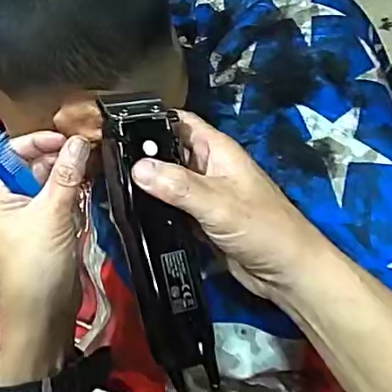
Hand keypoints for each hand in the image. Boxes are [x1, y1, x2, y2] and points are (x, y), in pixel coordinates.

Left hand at [0, 133, 93, 373]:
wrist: (44, 318)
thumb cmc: (34, 272)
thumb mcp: (52, 215)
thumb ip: (66, 175)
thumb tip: (77, 143)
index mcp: (2, 196)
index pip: (15, 153)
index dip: (39, 141)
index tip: (65, 137)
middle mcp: (16, 203)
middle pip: (38, 165)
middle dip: (62, 155)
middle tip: (88, 148)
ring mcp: (36, 216)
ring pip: (55, 181)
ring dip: (73, 172)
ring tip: (94, 164)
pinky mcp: (55, 228)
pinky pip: (67, 199)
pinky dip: (80, 190)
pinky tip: (94, 186)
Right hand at [129, 112, 330, 302]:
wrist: (287, 272)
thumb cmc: (262, 228)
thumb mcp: (218, 204)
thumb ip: (179, 186)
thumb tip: (137, 166)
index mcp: (217, 150)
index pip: (180, 122)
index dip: (151, 119)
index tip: (116, 125)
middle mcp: (209, 166)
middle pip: (170, 150)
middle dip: (142, 152)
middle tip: (105, 159)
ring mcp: (205, 193)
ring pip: (169, 180)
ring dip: (147, 182)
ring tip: (110, 184)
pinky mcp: (201, 219)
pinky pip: (173, 206)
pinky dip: (156, 207)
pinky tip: (131, 211)